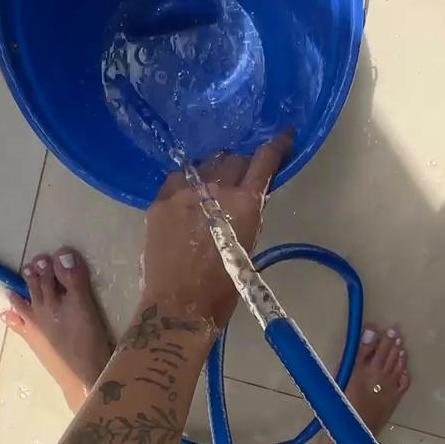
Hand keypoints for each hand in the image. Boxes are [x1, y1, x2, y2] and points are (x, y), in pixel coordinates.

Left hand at [140, 132, 291, 326]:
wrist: (178, 306)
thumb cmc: (221, 291)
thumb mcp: (247, 251)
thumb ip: (248, 220)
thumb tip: (246, 204)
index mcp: (245, 205)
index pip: (264, 162)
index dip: (277, 147)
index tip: (284, 137)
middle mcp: (216, 189)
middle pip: (233, 160)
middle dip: (241, 166)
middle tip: (241, 179)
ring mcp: (184, 192)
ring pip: (204, 165)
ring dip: (214, 172)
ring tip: (212, 186)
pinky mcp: (160, 201)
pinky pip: (177, 179)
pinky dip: (187, 182)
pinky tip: (187, 195)